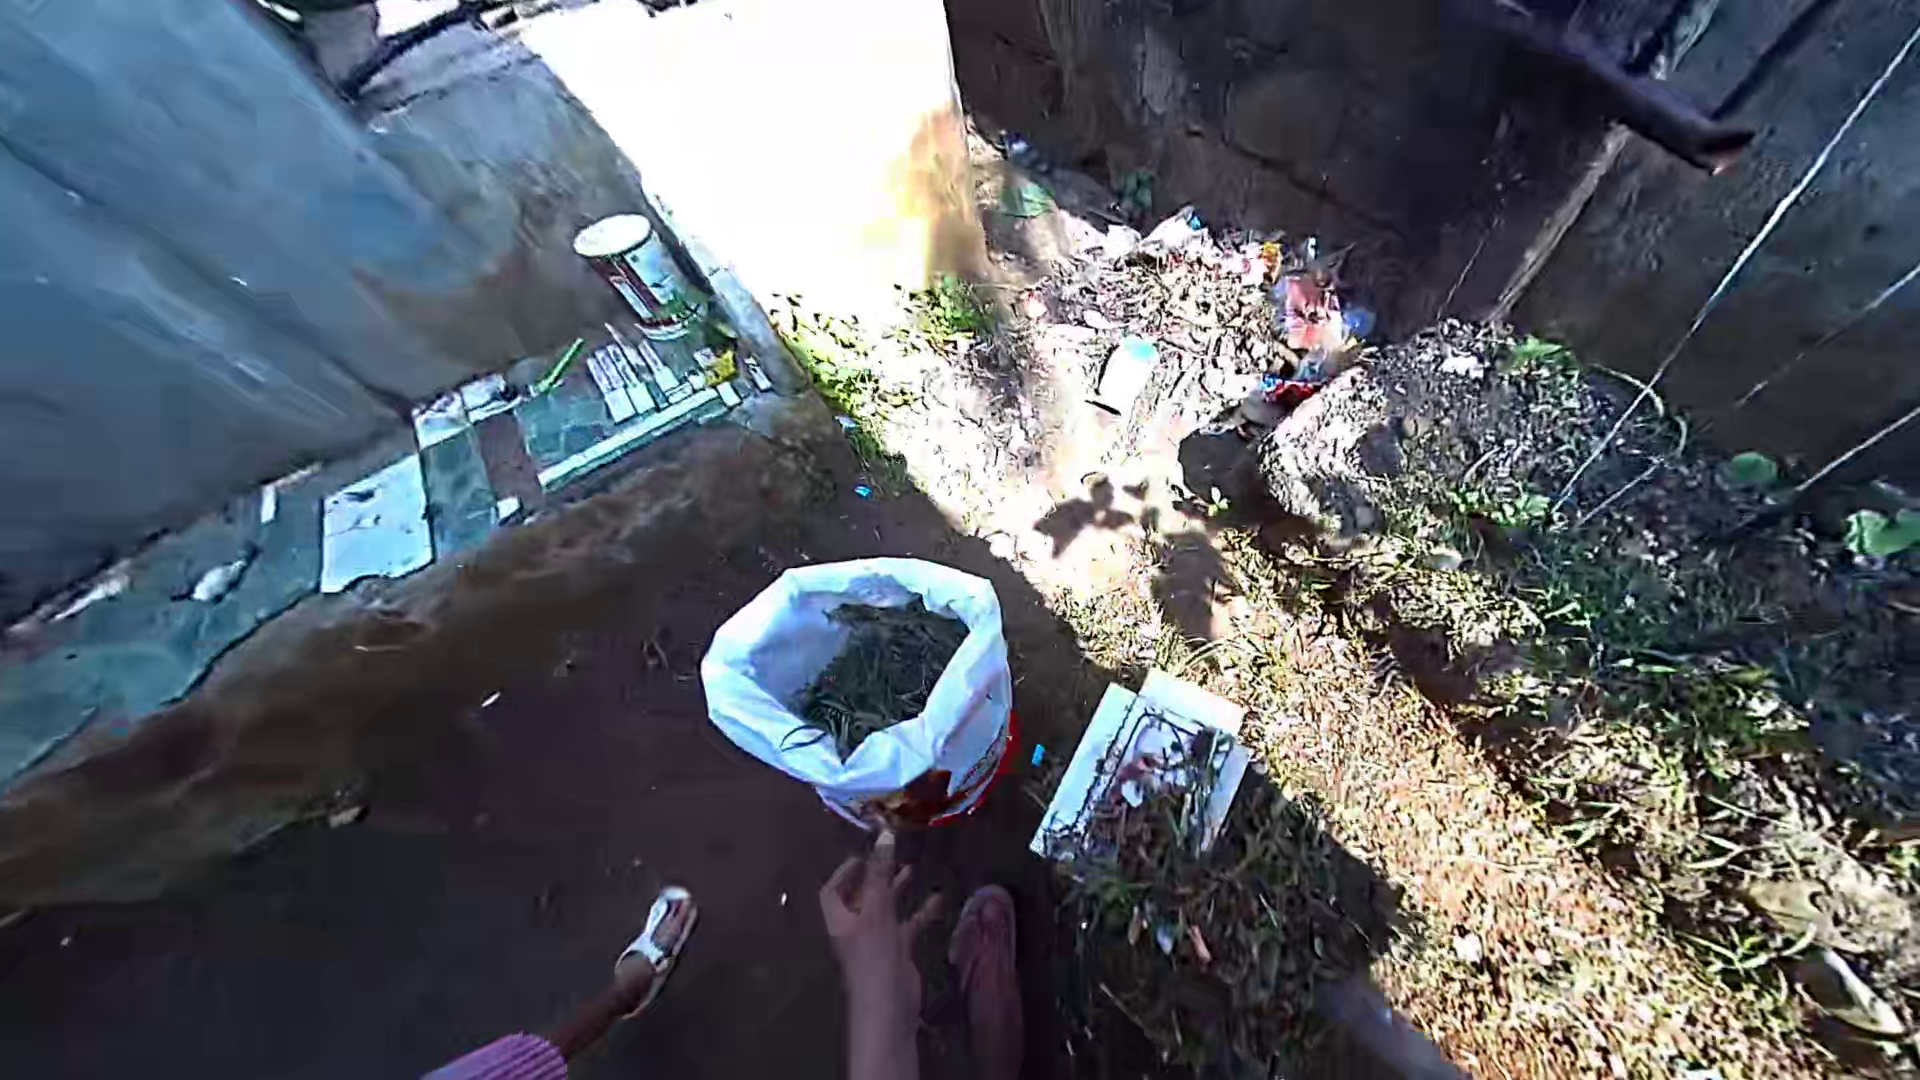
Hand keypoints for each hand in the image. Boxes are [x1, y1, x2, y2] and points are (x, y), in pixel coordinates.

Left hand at [818, 831, 941, 1017]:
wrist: (890, 1009)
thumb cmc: (874, 957)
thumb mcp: (876, 910)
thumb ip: (880, 873)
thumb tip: (883, 835)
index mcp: (842, 918)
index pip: (833, 889)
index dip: (845, 871)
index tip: (864, 853)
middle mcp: (856, 926)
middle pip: (862, 894)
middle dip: (877, 874)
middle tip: (893, 854)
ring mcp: (877, 939)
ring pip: (886, 907)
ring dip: (897, 888)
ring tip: (912, 867)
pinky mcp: (897, 950)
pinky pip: (908, 924)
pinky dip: (921, 911)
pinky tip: (936, 898)